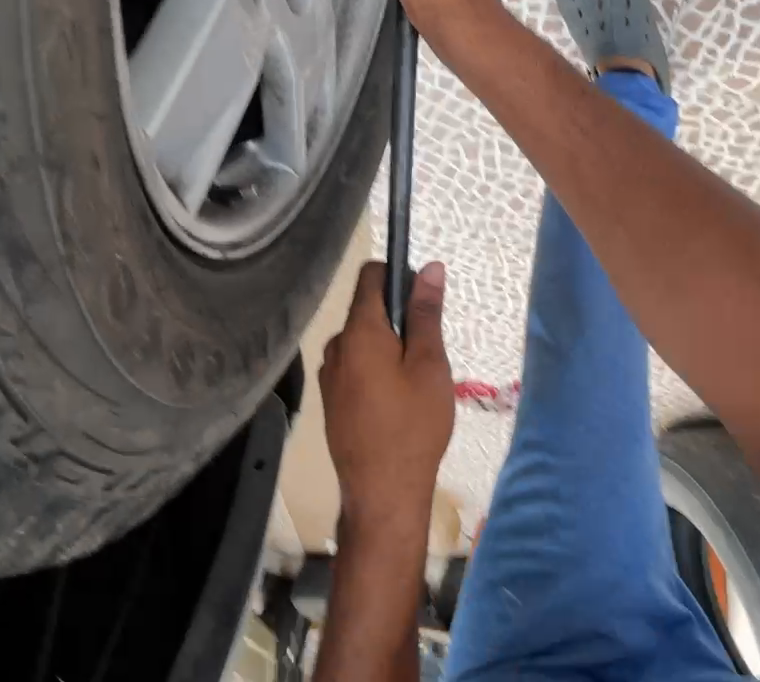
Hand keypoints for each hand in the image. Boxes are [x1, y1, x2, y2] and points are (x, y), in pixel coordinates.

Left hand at [319, 260, 453, 527]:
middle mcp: (335, 347)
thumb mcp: (429, 363)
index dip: (400, 276)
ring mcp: (329, 375)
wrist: (382, 492)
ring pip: (363, 341)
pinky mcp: (331, 400)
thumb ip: (426, 313)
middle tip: (427, 355)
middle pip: (367, 310)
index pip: (371, 276)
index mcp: (358, 331)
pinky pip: (355, 366)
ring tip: (414, 384)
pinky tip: (396, 402)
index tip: (423, 303)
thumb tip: (430, 267)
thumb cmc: (413, 424)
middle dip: (398, 319)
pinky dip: (376, 370)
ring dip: (388, 347)